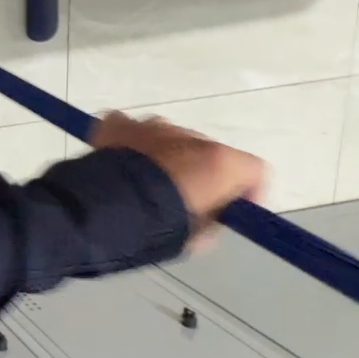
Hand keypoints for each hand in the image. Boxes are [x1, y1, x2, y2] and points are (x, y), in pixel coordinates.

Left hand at [90, 112, 266, 248]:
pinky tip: (119, 159)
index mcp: (221, 161)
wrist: (106, 207)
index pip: (253, 170)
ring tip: (143, 180)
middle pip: (206, 151)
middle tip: (177, 196)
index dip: (246, 190)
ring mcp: (152, 126)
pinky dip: (128, 140)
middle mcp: (190, 135)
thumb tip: (207, 211)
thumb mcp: (201, 234)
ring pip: (167, 138)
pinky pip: (129, 127)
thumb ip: (213, 216)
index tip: (234, 208)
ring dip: (163, 154)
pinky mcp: (118, 123)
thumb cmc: (160, 225)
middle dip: (198, 171)